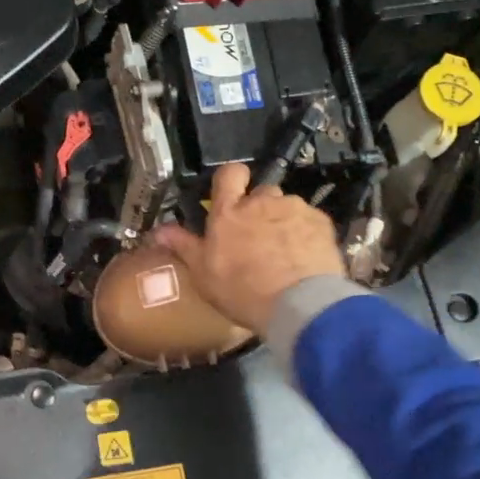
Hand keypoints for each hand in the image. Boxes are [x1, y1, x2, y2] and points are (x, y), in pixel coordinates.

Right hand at [153, 162, 346, 330]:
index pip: (229, 174)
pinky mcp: (321, 223)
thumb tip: (158, 230)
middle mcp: (262, 202)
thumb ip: (184, 247)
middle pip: (261, 192)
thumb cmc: (242, 290)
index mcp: (229, 213)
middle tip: (256, 238)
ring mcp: (294, 210)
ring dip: (283, 222)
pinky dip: (305, 234)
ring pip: (287, 207)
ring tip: (284, 253)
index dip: (231, 180)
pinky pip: (310, 222)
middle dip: (259, 209)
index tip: (231, 194)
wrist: (298, 304)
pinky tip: (303, 259)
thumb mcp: (203, 274)